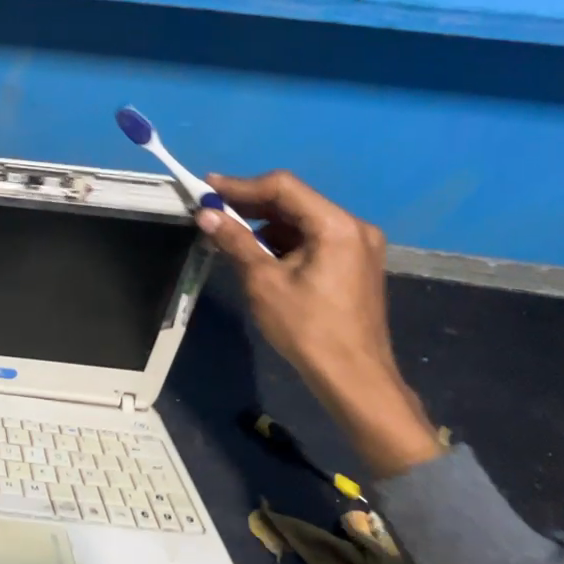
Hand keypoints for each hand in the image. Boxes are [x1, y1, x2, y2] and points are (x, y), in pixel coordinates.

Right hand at [199, 170, 440, 476]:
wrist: (353, 377)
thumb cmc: (307, 328)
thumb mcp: (263, 282)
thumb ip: (236, 241)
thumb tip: (206, 214)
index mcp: (336, 226)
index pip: (284, 187)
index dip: (241, 185)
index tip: (207, 189)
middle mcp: (353, 227)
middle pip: (295, 201)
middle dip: (251, 204)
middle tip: (211, 210)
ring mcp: (358, 246)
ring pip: (302, 221)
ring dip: (264, 225)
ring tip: (227, 234)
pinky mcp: (354, 264)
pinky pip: (313, 239)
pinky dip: (283, 242)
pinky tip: (256, 254)